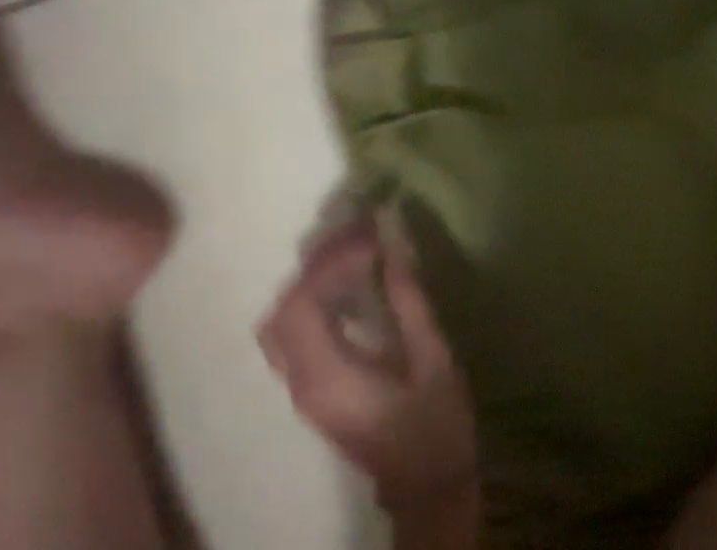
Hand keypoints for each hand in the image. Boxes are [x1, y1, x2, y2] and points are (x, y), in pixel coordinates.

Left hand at [257, 218, 476, 515]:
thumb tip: (395, 243)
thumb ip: (408, 300)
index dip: (332, 262)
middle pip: (282, 310)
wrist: (426, 483)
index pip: (304, 304)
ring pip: (281, 322)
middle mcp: (301, 382)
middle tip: (362, 233)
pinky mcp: (311, 388)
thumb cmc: (436, 422)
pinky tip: (350, 283)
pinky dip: (314, 299)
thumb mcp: (433, 358)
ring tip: (355, 251)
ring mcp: (300, 389)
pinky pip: (293, 333)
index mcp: (327, 376)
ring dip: (311, 280)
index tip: (374, 235)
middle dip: (318, 265)